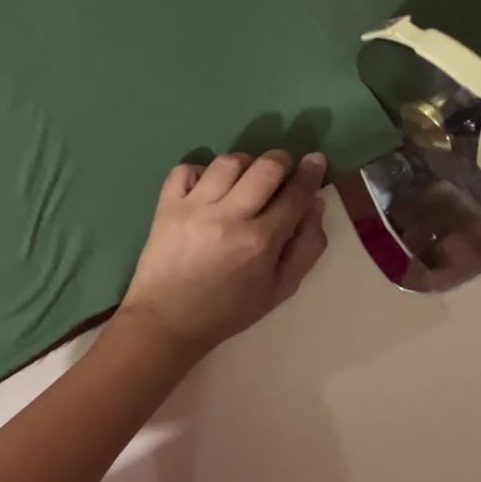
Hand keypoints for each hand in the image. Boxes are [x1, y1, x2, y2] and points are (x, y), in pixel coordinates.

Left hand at [121, 150, 328, 357]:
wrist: (166, 320)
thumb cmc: (227, 310)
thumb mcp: (280, 289)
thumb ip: (307, 246)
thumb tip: (315, 204)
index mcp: (261, 241)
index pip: (295, 193)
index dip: (311, 173)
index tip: (315, 162)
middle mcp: (228, 217)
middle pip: (265, 167)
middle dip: (281, 161)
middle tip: (281, 169)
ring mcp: (193, 209)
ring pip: (227, 163)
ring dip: (243, 164)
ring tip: (244, 178)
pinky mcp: (165, 208)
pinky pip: (184, 170)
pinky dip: (199, 171)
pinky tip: (206, 187)